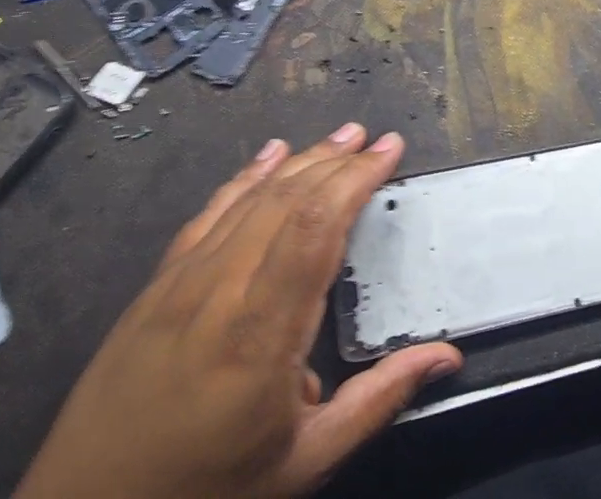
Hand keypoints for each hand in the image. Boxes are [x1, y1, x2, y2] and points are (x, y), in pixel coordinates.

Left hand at [17, 125, 460, 498]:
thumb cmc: (206, 490)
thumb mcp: (305, 458)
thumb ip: (379, 398)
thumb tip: (447, 357)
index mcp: (260, 334)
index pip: (315, 228)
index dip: (355, 179)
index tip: (389, 151)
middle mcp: (218, 293)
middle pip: (284, 202)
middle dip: (335, 161)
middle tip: (375, 138)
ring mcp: (178, 286)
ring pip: (246, 200)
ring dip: (298, 162)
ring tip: (339, 137)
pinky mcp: (153, 290)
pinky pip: (205, 218)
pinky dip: (242, 180)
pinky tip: (266, 157)